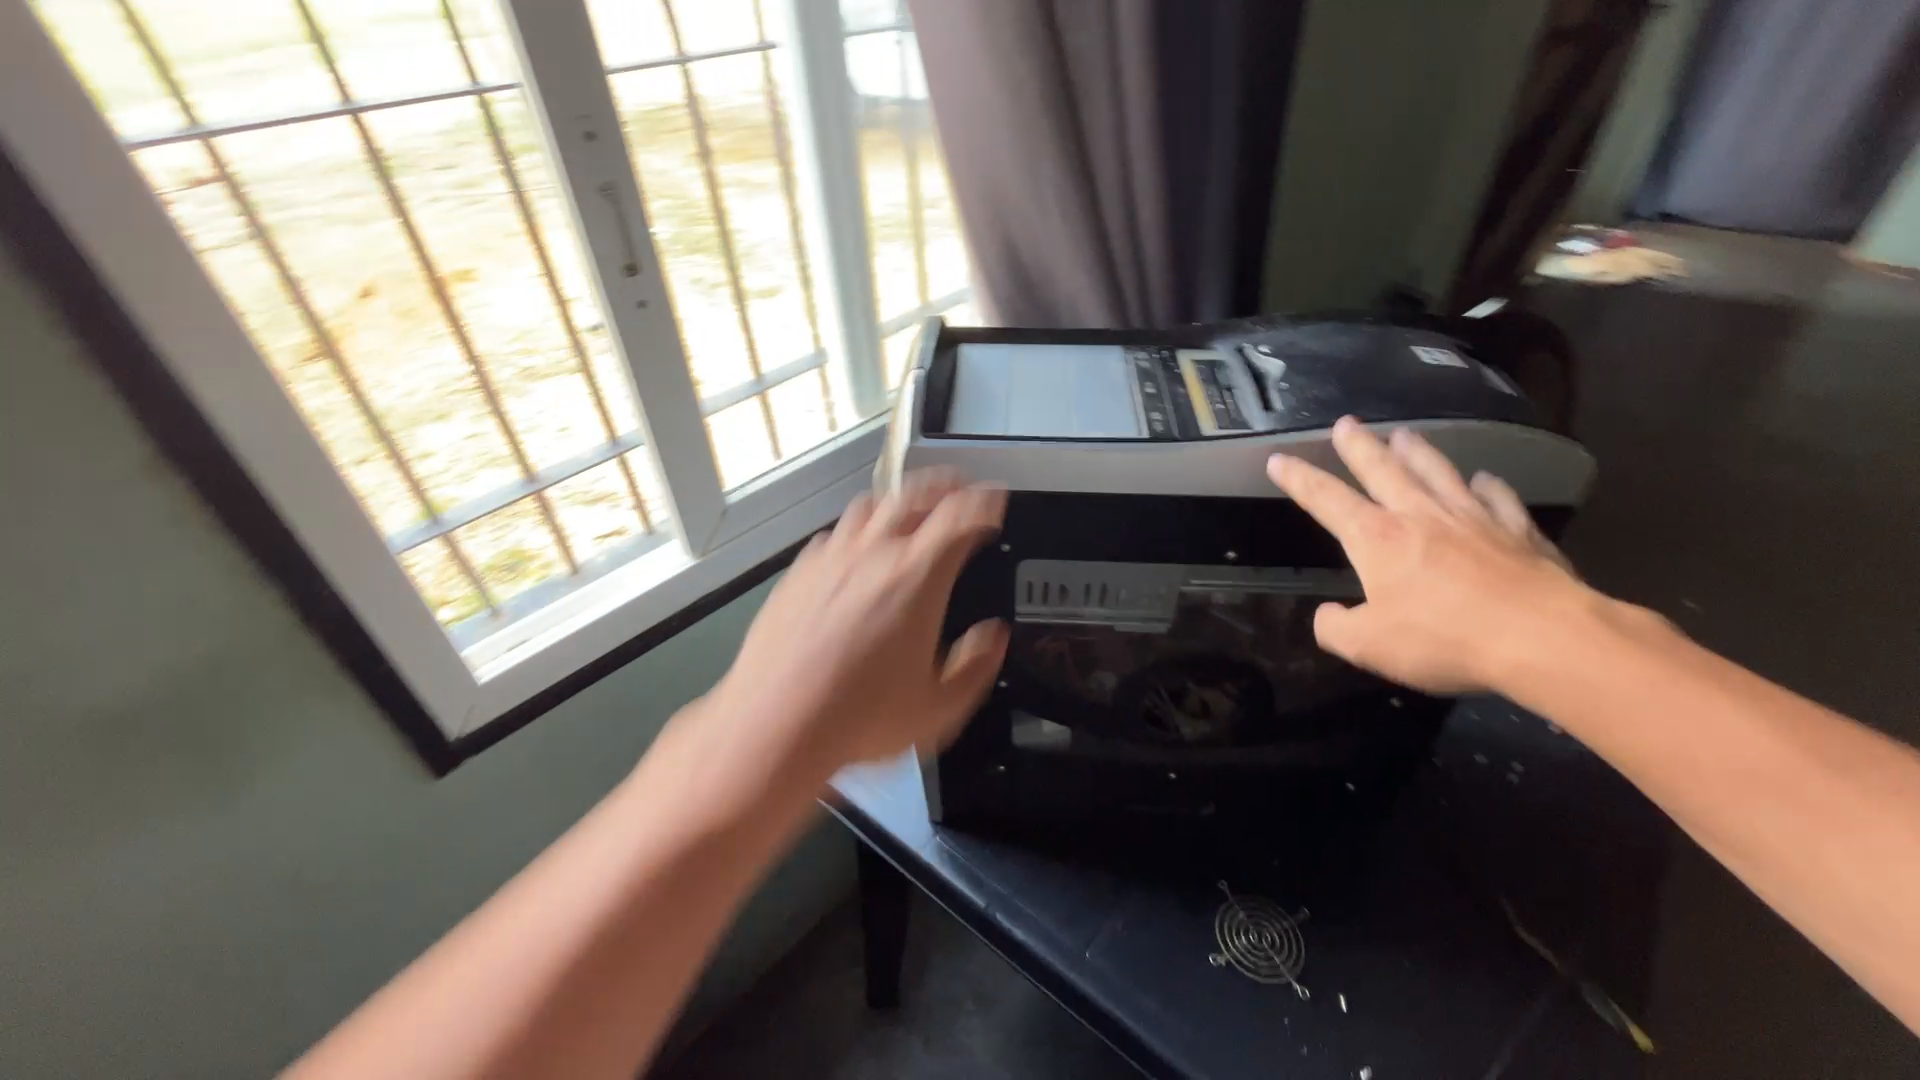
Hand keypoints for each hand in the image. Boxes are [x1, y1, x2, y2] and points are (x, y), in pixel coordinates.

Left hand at [702, 469, 1009, 782]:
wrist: (775, 724)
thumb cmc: (853, 718)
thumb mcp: (939, 706)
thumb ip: (976, 666)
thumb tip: (991, 641)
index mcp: (916, 578)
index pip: (961, 514)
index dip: (985, 499)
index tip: (994, 499)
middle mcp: (871, 556)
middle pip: (913, 493)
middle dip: (944, 484)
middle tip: (959, 486)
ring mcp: (830, 561)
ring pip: (869, 507)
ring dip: (897, 502)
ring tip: (909, 510)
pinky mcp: (798, 575)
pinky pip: (832, 536)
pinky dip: (854, 532)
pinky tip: (854, 551)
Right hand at [1266, 417, 1592, 693]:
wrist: (1540, 637)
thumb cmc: (1442, 639)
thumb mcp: (1367, 646)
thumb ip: (1336, 628)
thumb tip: (1327, 615)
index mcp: (1376, 539)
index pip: (1326, 499)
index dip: (1299, 479)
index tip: (1279, 458)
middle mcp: (1420, 516)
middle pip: (1382, 470)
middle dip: (1359, 447)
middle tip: (1346, 423)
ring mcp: (1473, 518)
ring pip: (1437, 473)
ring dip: (1417, 453)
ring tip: (1404, 435)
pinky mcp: (1518, 532)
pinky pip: (1496, 498)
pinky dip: (1486, 485)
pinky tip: (1483, 478)